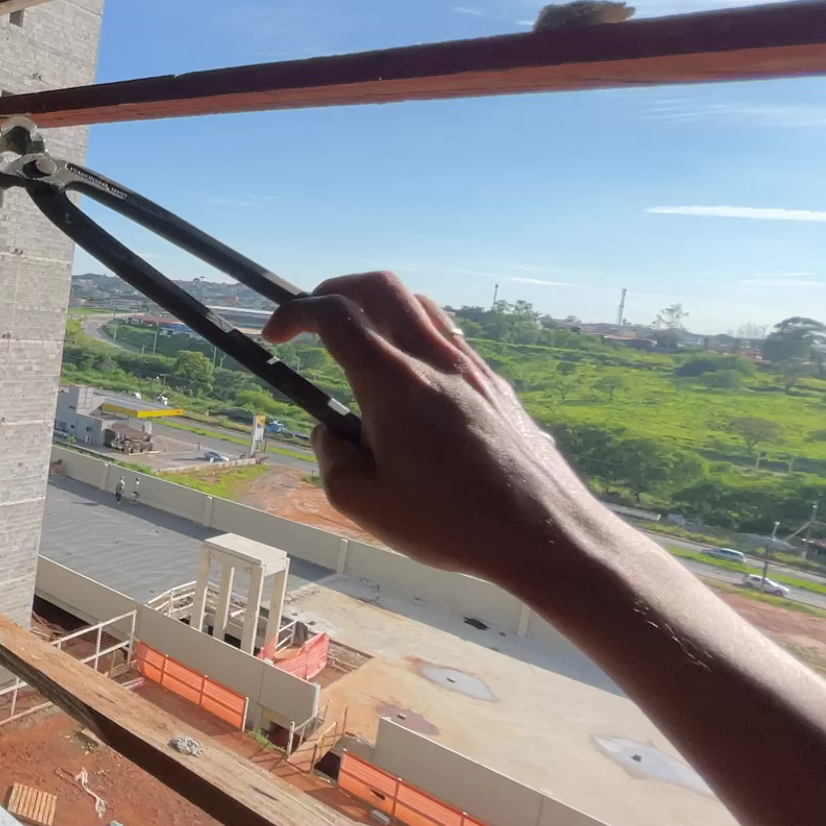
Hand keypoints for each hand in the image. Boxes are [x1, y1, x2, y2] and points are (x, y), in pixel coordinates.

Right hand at [262, 272, 606, 587]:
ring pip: (417, 304)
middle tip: (308, 321)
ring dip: (374, 309)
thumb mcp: (361, 501)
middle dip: (332, 290)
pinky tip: (402, 380)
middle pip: (379, 287)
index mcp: (394, 385)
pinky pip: (445, 334)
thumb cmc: (452, 524)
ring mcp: (471, 369)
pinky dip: (409, 334)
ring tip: (354, 344)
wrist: (552, 539)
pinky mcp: (495, 385)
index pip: (335, 316)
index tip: (273, 335)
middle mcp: (434, 362)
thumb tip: (332, 433)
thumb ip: (329, 456)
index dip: (293, 313)